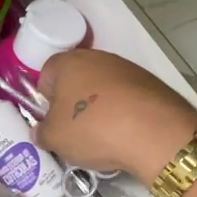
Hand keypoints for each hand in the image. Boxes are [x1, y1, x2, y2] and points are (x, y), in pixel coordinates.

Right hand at [34, 49, 196, 179]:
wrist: (154, 133)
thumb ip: (41, 133)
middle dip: (72, 104)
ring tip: (103, 136)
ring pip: (101, 90)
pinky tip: (125, 134)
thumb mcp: (54, 139)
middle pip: (75, 81)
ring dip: (98, 109)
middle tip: (74, 131)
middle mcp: (97, 57)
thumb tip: (41, 131)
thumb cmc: (92, 129)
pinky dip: (121, 113)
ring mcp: (126, 68)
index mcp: (67, 63)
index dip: (45, 100)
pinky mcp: (150, 82)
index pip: (45, 75)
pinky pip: (125, 98)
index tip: (52, 121)